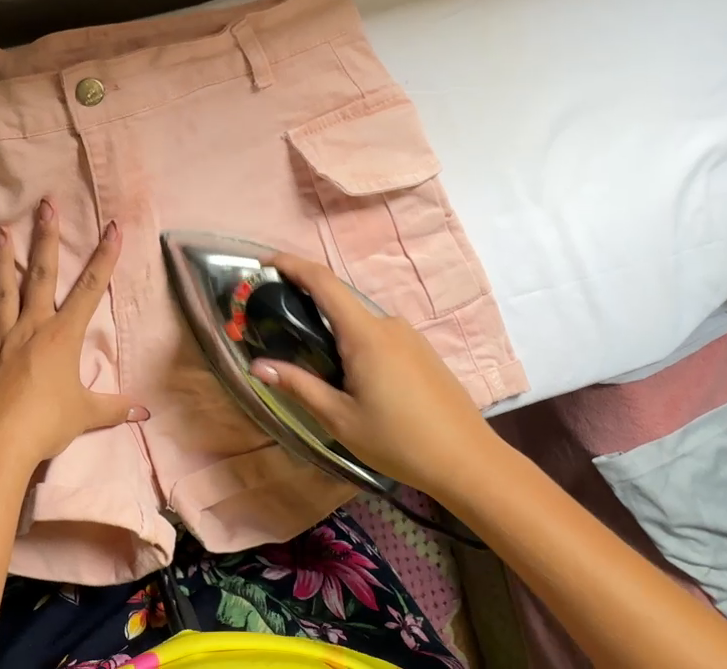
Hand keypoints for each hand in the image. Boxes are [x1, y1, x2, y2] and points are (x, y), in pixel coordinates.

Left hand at [0, 199, 147, 471]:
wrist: (0, 444)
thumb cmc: (48, 425)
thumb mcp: (87, 415)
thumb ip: (114, 407)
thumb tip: (145, 413)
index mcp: (62, 336)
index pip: (89, 290)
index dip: (104, 258)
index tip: (113, 227)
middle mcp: (31, 327)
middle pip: (41, 276)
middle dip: (46, 240)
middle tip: (45, 206)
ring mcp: (1, 338)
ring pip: (2, 291)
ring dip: (2, 259)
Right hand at [247, 253, 498, 497]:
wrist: (470, 463)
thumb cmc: (400, 442)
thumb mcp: (339, 419)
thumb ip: (298, 386)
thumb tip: (256, 367)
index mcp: (365, 334)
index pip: (322, 281)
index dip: (291, 264)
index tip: (264, 262)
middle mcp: (387, 325)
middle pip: (339, 302)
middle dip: (306, 307)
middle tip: (278, 328)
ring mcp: (409, 337)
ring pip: (359, 323)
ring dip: (332, 332)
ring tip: (313, 364)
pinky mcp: (421, 352)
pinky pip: (378, 336)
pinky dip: (355, 344)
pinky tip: (352, 379)